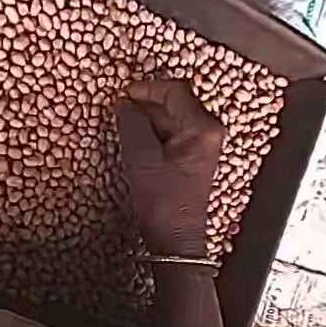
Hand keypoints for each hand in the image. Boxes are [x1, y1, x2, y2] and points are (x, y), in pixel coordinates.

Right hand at [113, 80, 223, 258]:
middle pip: (173, 103)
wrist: (175, 238)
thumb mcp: (142, 159)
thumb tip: (123, 103)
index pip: (174, 90)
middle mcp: (207, 132)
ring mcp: (201, 145)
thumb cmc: (163, 202)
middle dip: (144, 104)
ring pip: (169, 119)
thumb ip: (132, 125)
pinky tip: (134, 143)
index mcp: (202, 128)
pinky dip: (151, 134)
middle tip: (118, 111)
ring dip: (145, 120)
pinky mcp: (190, 157)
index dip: (146, 88)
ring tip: (122, 129)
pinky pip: (170, 135)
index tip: (122, 95)